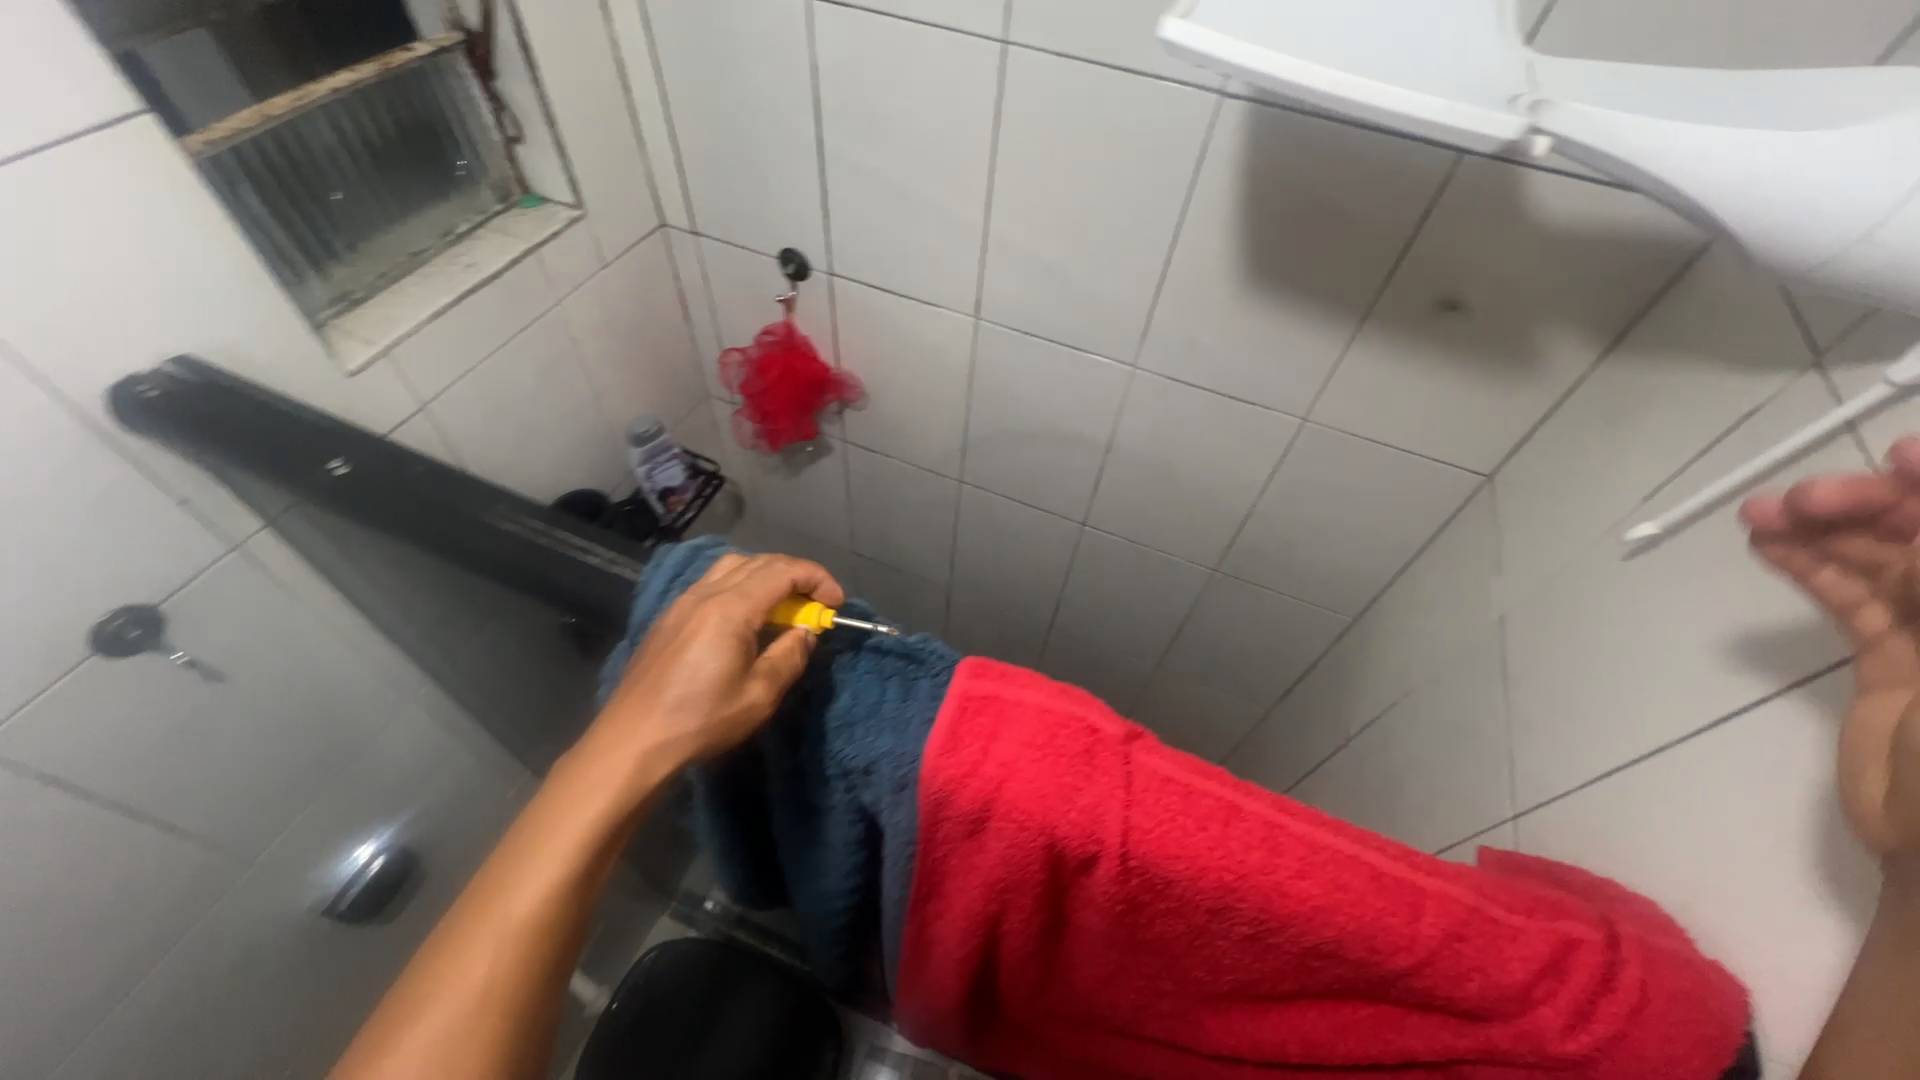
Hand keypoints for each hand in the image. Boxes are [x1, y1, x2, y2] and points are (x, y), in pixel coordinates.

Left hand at [588, 553, 844, 775]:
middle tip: (816, 605)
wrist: (633, 740)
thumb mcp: (759, 695)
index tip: (836, 604)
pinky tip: (746, 618)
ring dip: (766, 576)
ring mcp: (682, 602)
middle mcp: (705, 593)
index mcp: (731, 608)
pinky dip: (740, 585)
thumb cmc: (701, 720)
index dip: (817, 579)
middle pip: (760, 561)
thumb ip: (790, 656)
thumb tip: (806, 633)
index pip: (784, 571)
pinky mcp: (669, 617)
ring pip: (732, 566)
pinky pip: (712, 582)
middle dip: (796, 575)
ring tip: (783, 606)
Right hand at [1743, 437, 1919, 882]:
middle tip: (1802, 499)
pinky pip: (1850, 600)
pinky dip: (1809, 569)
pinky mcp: (1896, 661)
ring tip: (1760, 516)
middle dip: (1869, 507)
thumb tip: (1913, 500)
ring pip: (1887, 562)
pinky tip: (1769, 546)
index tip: (1900, 456)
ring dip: (1824, 534)